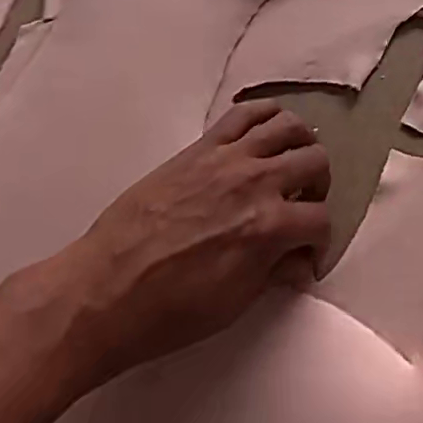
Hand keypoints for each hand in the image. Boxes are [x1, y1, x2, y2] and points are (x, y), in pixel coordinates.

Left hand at [43, 101, 331, 384]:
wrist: (102, 293)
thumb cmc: (168, 310)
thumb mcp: (234, 303)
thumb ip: (275, 272)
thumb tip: (301, 260)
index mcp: (268, 227)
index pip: (320, 220)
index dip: (320, 241)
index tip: (308, 252)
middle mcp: (257, 182)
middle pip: (316, 162)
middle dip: (318, 186)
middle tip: (303, 203)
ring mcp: (230, 157)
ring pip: (289, 126)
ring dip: (301, 144)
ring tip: (291, 162)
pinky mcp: (203, 146)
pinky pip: (246, 112)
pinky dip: (266, 114)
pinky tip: (267, 132)